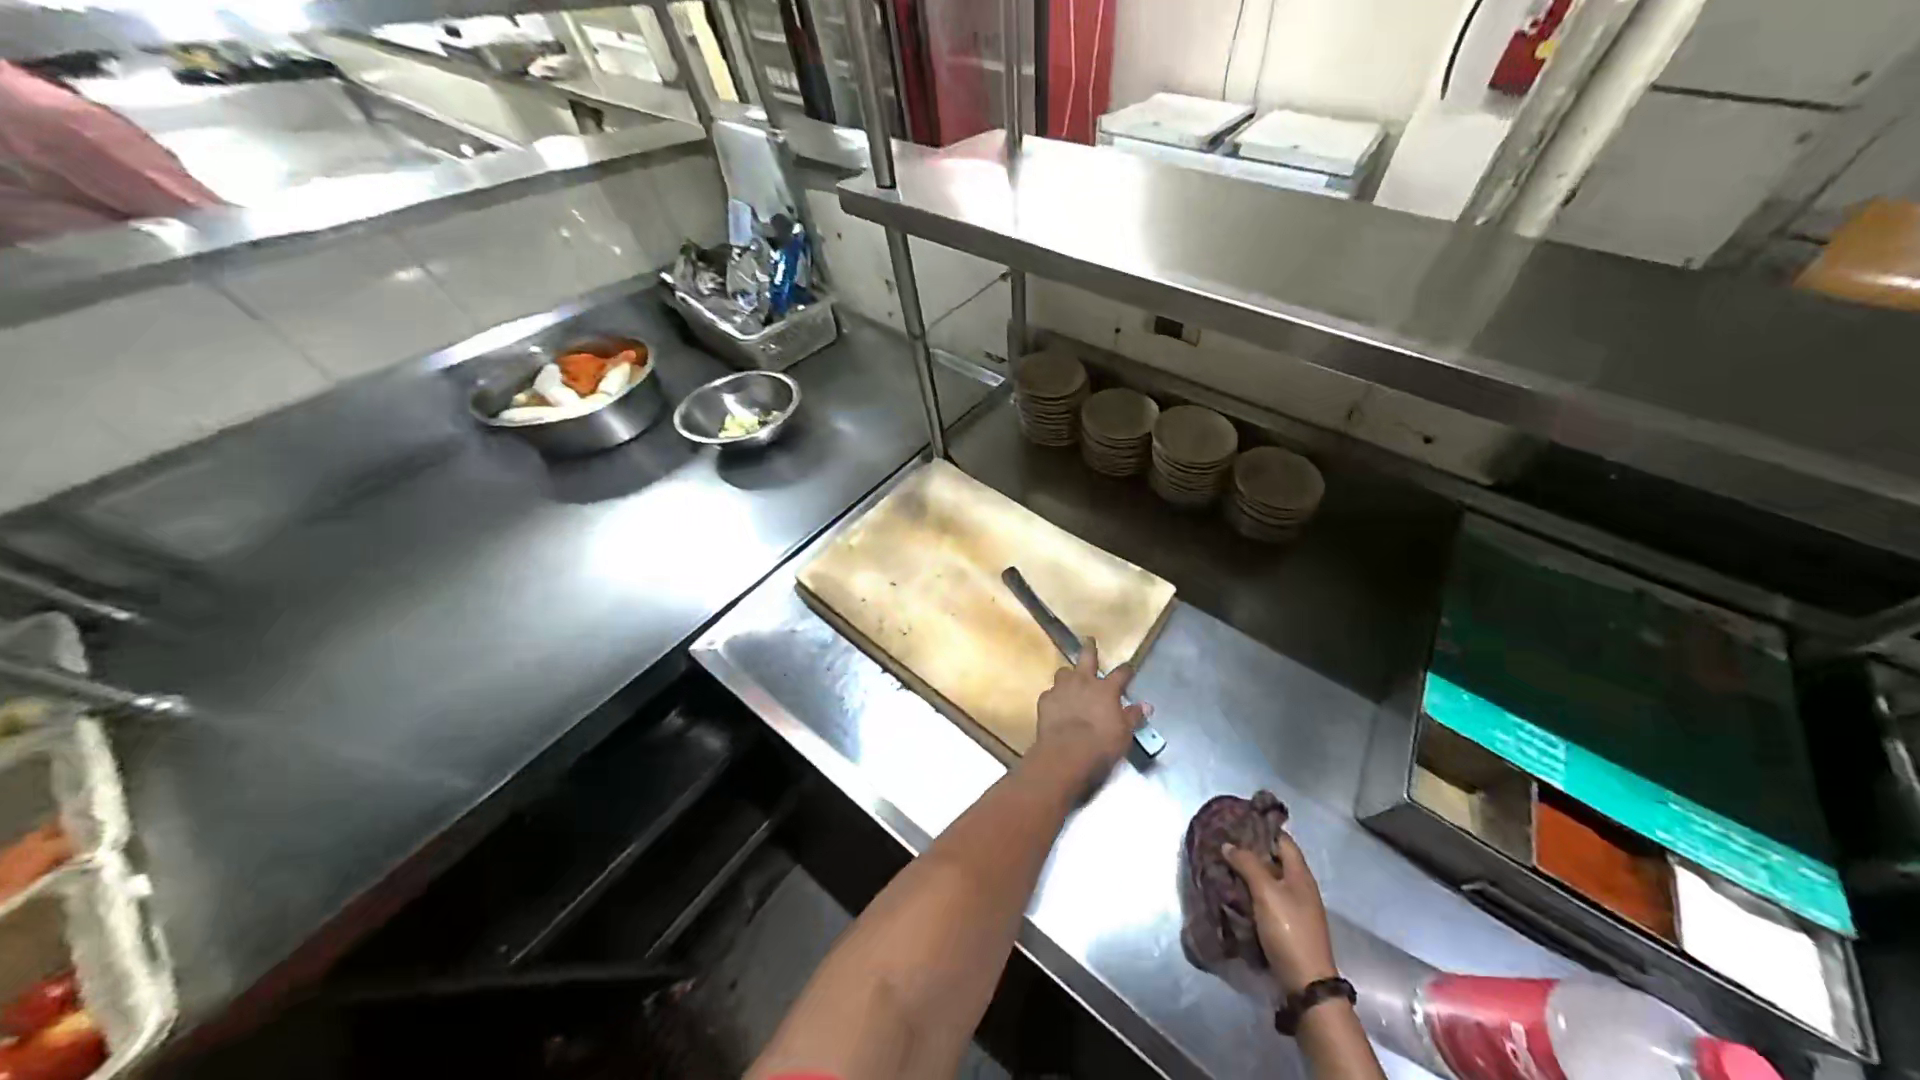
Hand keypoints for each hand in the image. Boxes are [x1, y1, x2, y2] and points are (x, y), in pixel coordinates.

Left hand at [1033, 639, 1148, 780]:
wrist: (1067, 753)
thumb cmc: (1101, 744)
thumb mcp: (1124, 733)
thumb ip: (1133, 716)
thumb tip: (1146, 706)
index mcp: (1106, 689)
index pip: (1121, 673)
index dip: (1126, 670)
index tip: (1129, 667)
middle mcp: (1083, 682)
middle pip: (1086, 657)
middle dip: (1089, 648)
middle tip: (1088, 640)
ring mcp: (1062, 689)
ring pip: (1063, 672)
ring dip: (1068, 675)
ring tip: (1070, 679)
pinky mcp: (1045, 700)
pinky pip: (1050, 693)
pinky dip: (1055, 697)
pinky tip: (1056, 704)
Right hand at [1223, 833, 1337, 995]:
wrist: (1306, 982)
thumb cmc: (1289, 930)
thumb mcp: (1266, 892)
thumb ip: (1248, 864)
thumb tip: (1228, 845)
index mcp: (1300, 874)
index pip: (1282, 840)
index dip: (1261, 828)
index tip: (1236, 821)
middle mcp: (1300, 886)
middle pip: (1274, 859)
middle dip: (1250, 850)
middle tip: (1222, 843)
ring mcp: (1294, 907)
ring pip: (1268, 879)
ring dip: (1247, 872)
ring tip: (1221, 864)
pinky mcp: (1286, 924)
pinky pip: (1265, 898)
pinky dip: (1250, 891)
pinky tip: (1232, 891)